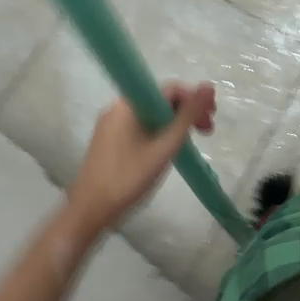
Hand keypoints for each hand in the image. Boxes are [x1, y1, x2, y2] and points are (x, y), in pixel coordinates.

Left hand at [63, 81, 216, 236]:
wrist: (87, 214)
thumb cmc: (128, 179)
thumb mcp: (164, 147)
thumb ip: (187, 116)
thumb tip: (208, 85)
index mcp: (128, 105)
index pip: (169, 89)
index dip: (193, 99)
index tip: (211, 116)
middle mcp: (118, 108)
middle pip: (160, 100)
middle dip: (186, 112)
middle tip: (207, 130)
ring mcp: (111, 125)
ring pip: (151, 114)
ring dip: (174, 124)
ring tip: (191, 142)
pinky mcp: (109, 140)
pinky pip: (140, 126)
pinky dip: (159, 132)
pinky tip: (168, 148)